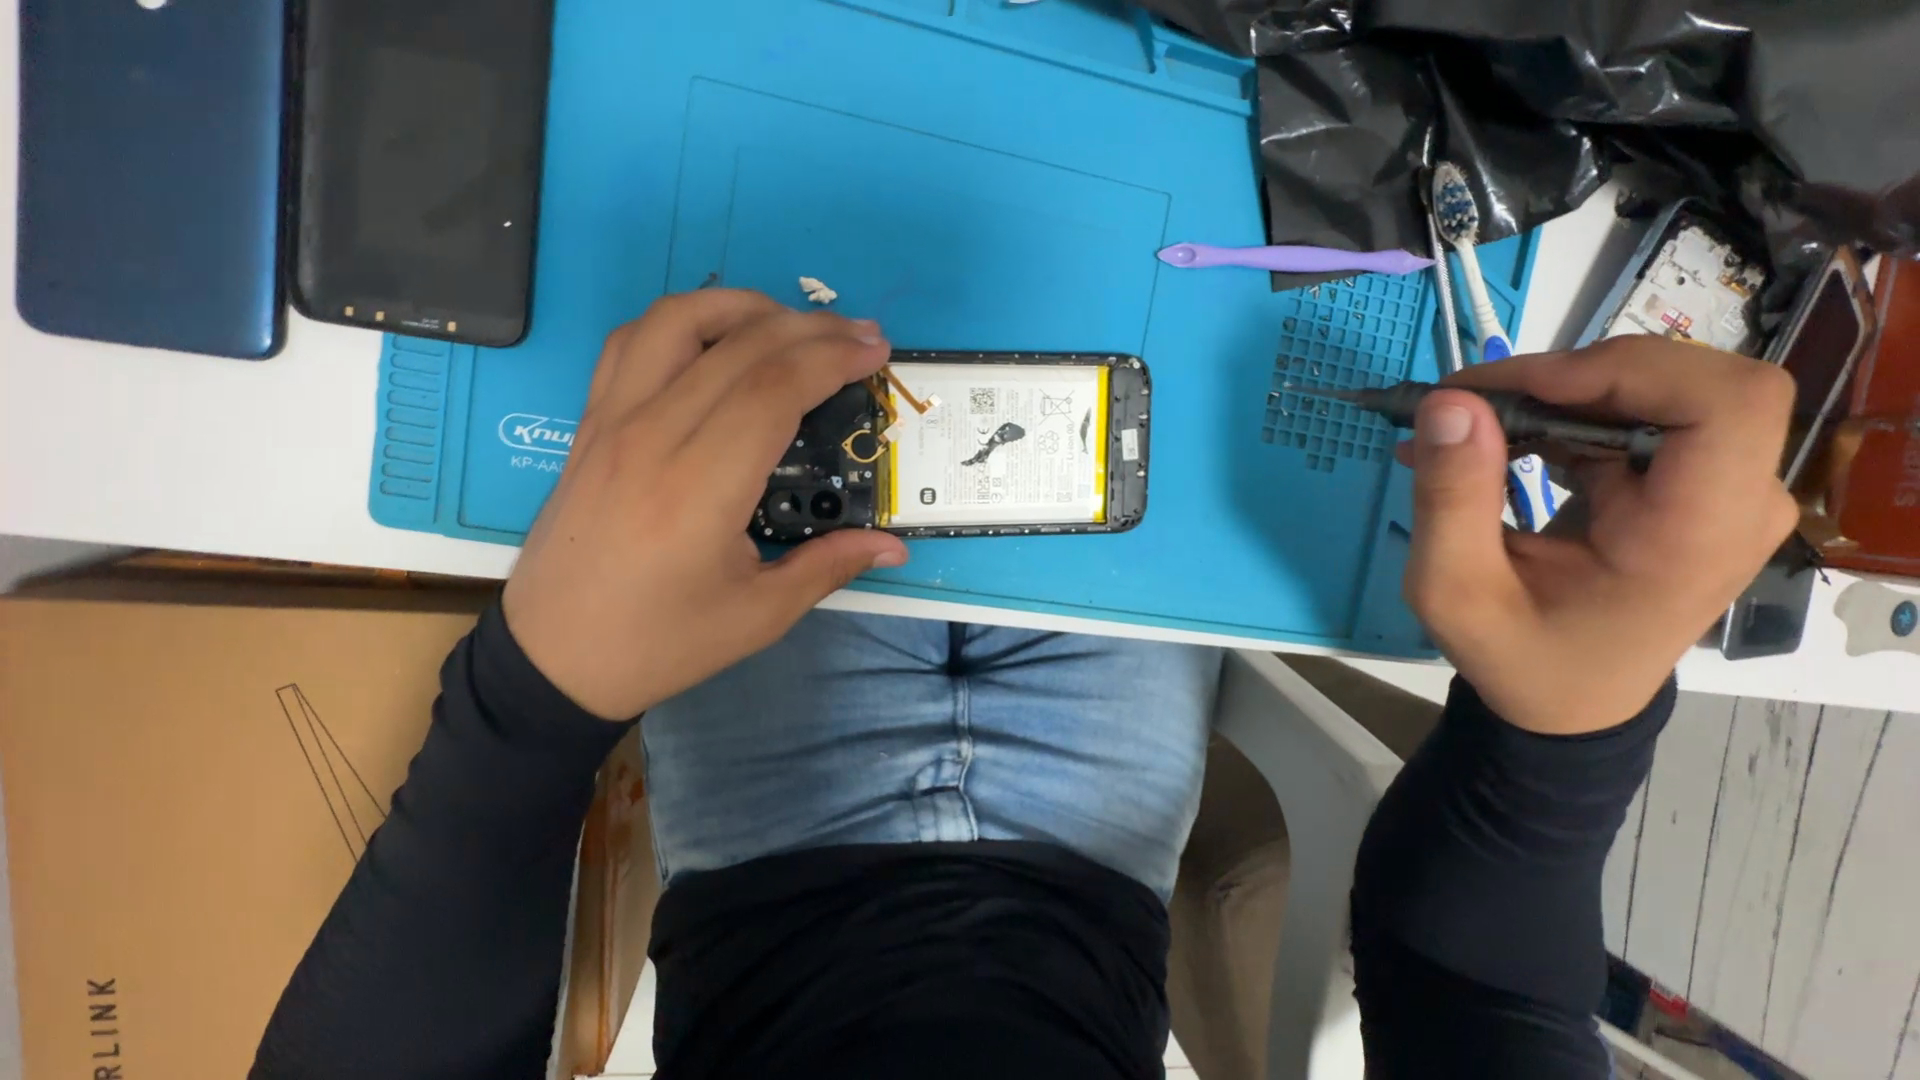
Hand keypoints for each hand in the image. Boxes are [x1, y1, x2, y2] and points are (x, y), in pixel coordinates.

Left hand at [501, 289, 907, 718]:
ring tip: (791, 322)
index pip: (773, 388)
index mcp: (700, 487)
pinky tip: (715, 337)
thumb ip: (829, 567)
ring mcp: (612, 422)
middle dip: (812, 328)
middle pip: (739, 346)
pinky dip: (682, 320)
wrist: (553, 658)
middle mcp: (652, 436)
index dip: (832, 357)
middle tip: (860, 335)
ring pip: (676, 322)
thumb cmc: (660, 642)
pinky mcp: (590, 424)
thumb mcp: (758, 616)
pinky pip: (630, 342)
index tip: (876, 351)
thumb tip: (894, 547)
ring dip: (743, 305)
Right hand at [1397, 337, 1798, 734]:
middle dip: (1574, 376)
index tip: (1519, 390)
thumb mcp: (1454, 591)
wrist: (1566, 700)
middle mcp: (1730, 502)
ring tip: (1466, 426)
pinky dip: (1559, 414)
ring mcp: (1714, 491)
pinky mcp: (1685, 484)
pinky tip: (1494, 442)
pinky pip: (1634, 416)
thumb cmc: (1516, 656)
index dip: (1625, 373)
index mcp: (1694, 536)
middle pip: (1692, 382)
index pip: (1723, 404)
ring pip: (1658, 389)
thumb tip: (1447, 400)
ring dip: (1556, 393)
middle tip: (1473, 404)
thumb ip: (1450, 497)